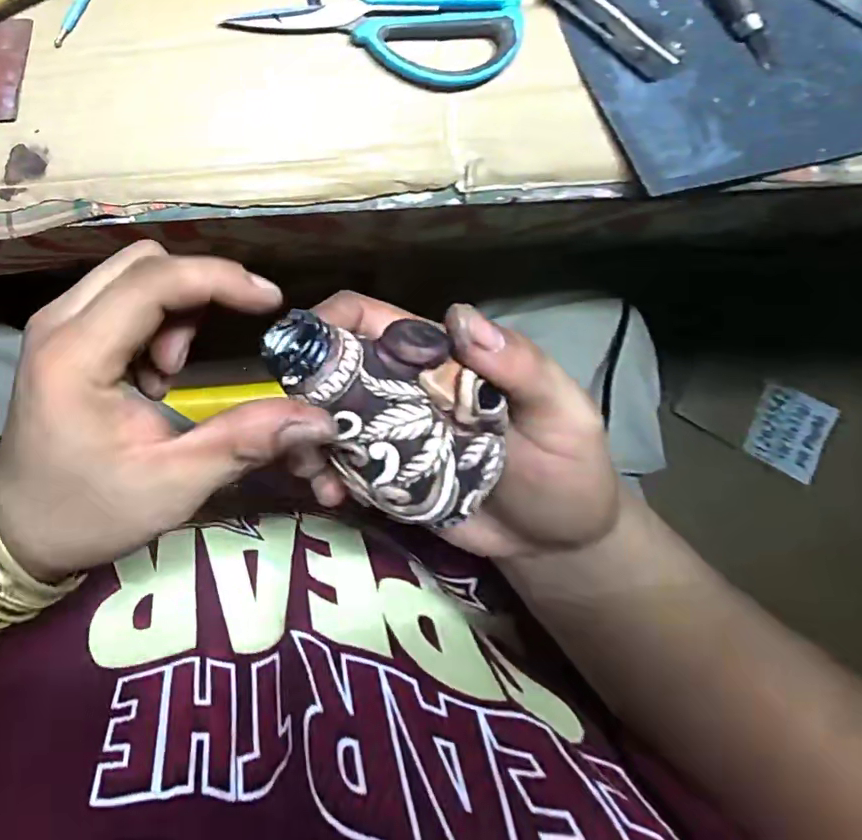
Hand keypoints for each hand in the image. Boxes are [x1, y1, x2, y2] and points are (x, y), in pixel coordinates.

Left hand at [0, 241, 337, 579]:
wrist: (18, 525)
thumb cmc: (86, 510)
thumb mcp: (170, 486)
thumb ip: (241, 442)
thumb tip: (316, 417)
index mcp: (75, 356)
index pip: (153, 280)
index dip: (219, 278)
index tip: (269, 300)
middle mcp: (56, 322)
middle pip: (141, 263)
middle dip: (192, 294)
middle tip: (196, 359)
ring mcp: (51, 323)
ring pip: (128, 274)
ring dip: (169, 308)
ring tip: (167, 377)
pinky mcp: (56, 332)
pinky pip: (114, 295)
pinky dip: (148, 318)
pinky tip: (147, 375)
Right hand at [295, 292, 622, 559]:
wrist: (558, 546)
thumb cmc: (568, 470)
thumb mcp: (563, 417)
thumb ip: (522, 368)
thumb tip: (459, 315)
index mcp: (432, 359)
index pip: (368, 318)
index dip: (329, 319)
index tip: (302, 346)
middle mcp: (395, 387)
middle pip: (329, 367)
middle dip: (300, 389)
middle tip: (293, 424)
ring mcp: (381, 431)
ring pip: (320, 417)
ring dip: (302, 436)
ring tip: (312, 469)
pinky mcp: (374, 472)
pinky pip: (333, 465)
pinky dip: (321, 475)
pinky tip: (331, 495)